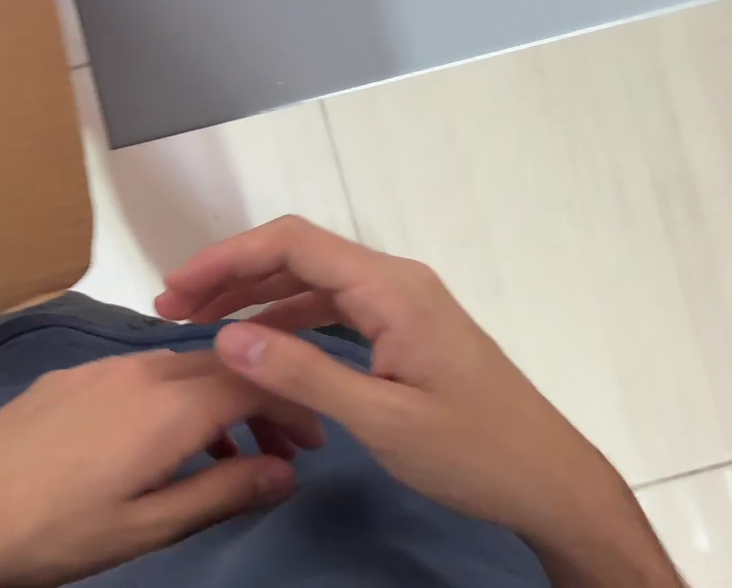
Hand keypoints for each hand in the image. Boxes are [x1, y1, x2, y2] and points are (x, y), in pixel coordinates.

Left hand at [0, 350, 325, 587]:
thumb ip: (222, 491)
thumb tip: (286, 471)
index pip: (247, 381)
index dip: (289, 402)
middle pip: (215, 367)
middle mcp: (133, 370)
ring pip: (175, 369)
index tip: (315, 440)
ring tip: (225, 452)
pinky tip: (157, 439)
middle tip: (283, 451)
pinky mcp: (67, 375)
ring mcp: (96, 367)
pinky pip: (135, 372)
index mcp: (162, 406)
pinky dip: (169, 397)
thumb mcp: (149, 526)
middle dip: (258, 400)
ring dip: (213, 400)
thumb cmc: (60, 530)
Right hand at [155, 216, 682, 587]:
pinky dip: (282, 319)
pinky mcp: (397, 326)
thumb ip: (302, 374)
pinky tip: (254, 342)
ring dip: (250, 296)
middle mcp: (389, 279)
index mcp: (388, 287)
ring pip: (305, 279)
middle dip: (229, 275)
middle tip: (175, 307)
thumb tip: (225, 337)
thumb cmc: (476, 454)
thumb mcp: (384, 420)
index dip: (227, 258)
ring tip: (199, 321)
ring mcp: (395, 301)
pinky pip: (325, 307)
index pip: (290, 244)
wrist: (556, 488)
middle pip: (292, 254)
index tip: (180, 287)